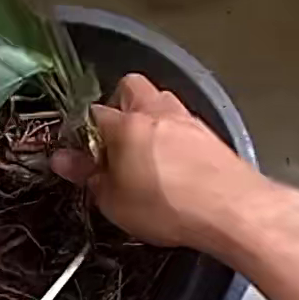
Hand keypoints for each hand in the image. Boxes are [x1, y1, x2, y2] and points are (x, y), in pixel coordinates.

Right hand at [51, 73, 279, 252]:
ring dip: (147, 119)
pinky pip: (182, 125)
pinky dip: (171, 137)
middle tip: (109, 139)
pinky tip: (170, 166)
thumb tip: (63, 160)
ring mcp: (188, 121)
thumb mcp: (113, 200)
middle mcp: (157, 112)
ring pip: (160, 103)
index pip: (91, 114)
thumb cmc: (169, 206)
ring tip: (140, 153)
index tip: (78, 153)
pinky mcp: (211, 137)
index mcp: (125, 124)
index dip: (80, 132)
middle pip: (130, 87)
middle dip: (117, 106)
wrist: (235, 212)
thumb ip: (87, 175)